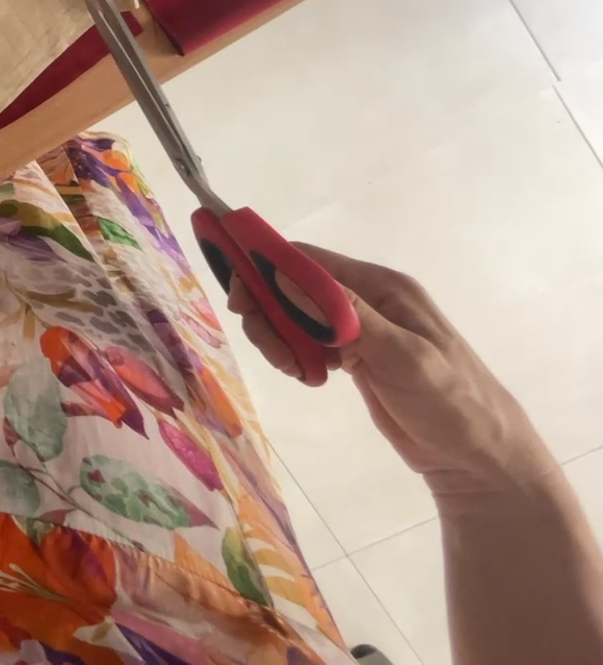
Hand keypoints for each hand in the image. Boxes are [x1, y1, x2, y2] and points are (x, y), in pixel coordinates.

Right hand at [228, 243, 555, 500]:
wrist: (483, 463)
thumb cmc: (453, 405)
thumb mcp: (402, 356)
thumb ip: (345, 314)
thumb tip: (281, 274)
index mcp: (381, 287)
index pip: (304, 259)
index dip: (262, 271)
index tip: (240, 303)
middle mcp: (365, 297)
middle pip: (287, 287)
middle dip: (267, 315)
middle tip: (271, 352)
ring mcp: (357, 325)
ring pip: (288, 314)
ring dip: (277, 339)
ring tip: (292, 371)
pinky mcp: (349, 350)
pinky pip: (301, 339)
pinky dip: (292, 355)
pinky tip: (308, 377)